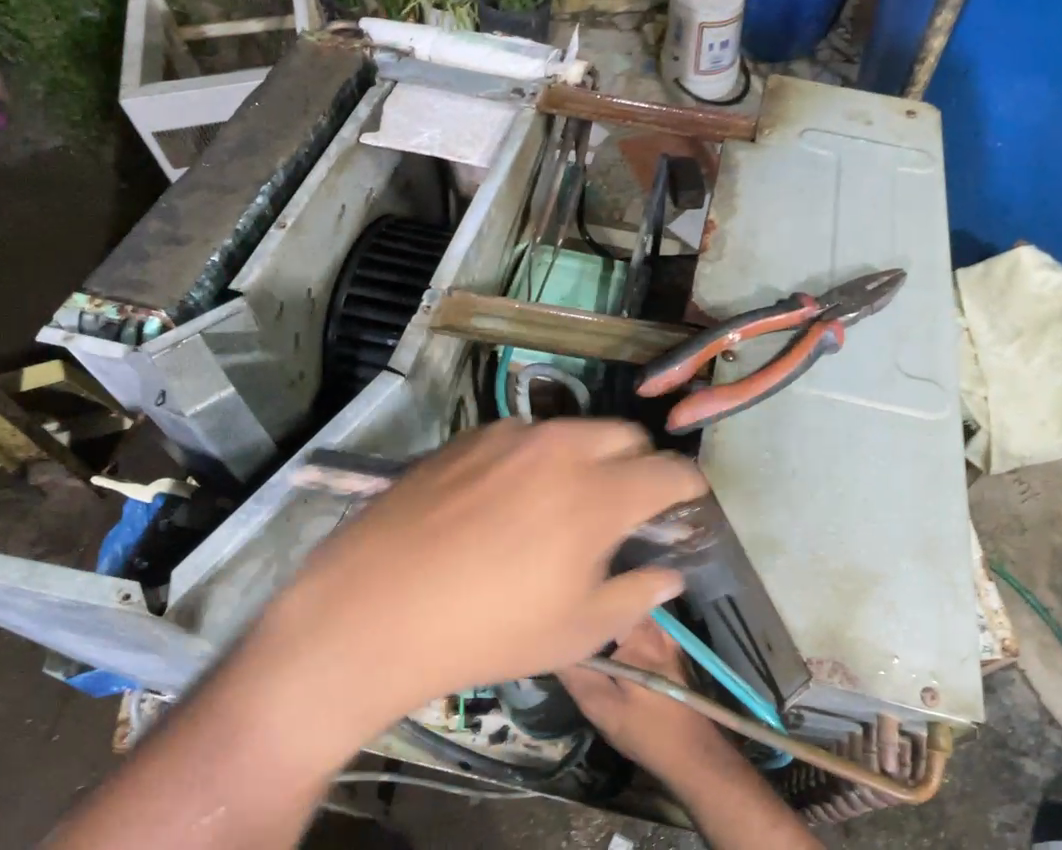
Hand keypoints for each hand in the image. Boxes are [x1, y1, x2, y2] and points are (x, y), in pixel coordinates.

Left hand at [258, 419, 707, 715]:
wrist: (373, 609)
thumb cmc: (487, 631)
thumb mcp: (575, 632)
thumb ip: (635, 596)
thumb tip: (669, 575)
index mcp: (600, 494)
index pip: (670, 472)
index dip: (689, 488)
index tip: (687, 504)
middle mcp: (562, 448)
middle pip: (626, 436)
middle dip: (639, 464)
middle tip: (626, 506)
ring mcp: (510, 436)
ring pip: (573, 430)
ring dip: (587, 457)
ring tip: (563, 502)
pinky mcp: (467, 437)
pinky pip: (522, 436)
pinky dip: (536, 458)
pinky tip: (507, 499)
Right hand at [556, 620, 733, 774]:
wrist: (693, 755)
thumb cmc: (647, 731)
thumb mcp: (603, 708)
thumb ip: (577, 675)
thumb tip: (554, 648)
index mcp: (640, 634)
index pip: (605, 601)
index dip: (581, 608)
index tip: (562, 617)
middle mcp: (657, 628)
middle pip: (617, 606)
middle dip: (594, 615)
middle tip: (569, 627)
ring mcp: (668, 638)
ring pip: (629, 618)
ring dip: (608, 626)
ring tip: (583, 636)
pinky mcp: (671, 652)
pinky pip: (640, 631)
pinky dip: (623, 636)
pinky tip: (610, 653)